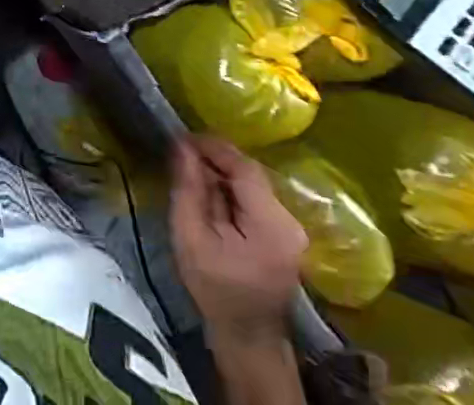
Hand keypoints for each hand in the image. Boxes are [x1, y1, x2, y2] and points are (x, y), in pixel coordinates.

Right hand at [169, 136, 307, 344]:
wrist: (246, 336)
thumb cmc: (214, 289)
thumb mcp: (190, 237)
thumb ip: (189, 189)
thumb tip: (183, 147)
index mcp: (270, 223)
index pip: (244, 168)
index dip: (213, 147)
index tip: (182, 138)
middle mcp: (289, 220)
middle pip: (250, 174)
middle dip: (216, 160)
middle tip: (182, 154)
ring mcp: (291, 228)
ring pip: (253, 185)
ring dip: (223, 174)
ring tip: (192, 171)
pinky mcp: (285, 234)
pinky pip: (256, 199)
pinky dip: (232, 190)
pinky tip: (211, 194)